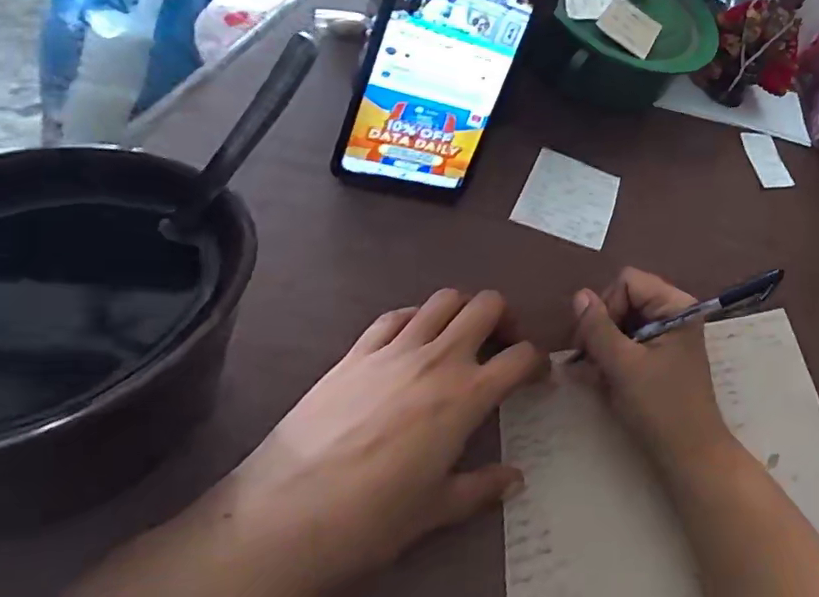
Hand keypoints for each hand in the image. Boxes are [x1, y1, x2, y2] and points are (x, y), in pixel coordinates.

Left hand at [164, 290, 543, 593]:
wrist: (281, 518)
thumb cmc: (368, 520)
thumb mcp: (433, 512)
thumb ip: (480, 488)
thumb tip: (515, 480)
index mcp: (466, 395)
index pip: (520, 357)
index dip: (537, 362)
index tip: (537, 378)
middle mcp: (439, 358)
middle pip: (488, 305)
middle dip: (504, 319)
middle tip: (500, 346)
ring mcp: (396, 348)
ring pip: (444, 298)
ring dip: (461, 310)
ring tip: (458, 336)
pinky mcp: (357, 351)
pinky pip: (395, 315)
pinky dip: (413, 318)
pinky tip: (410, 340)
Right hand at [570, 269, 735, 473]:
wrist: (690, 457)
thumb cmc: (661, 408)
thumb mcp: (623, 366)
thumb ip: (598, 328)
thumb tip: (579, 295)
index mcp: (675, 305)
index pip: (628, 282)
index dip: (606, 306)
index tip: (595, 342)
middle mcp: (673, 312)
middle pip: (623, 299)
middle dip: (602, 328)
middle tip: (587, 361)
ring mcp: (667, 335)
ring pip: (621, 323)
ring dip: (603, 346)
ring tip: (594, 374)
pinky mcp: (659, 355)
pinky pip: (628, 342)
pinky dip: (612, 358)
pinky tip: (601, 381)